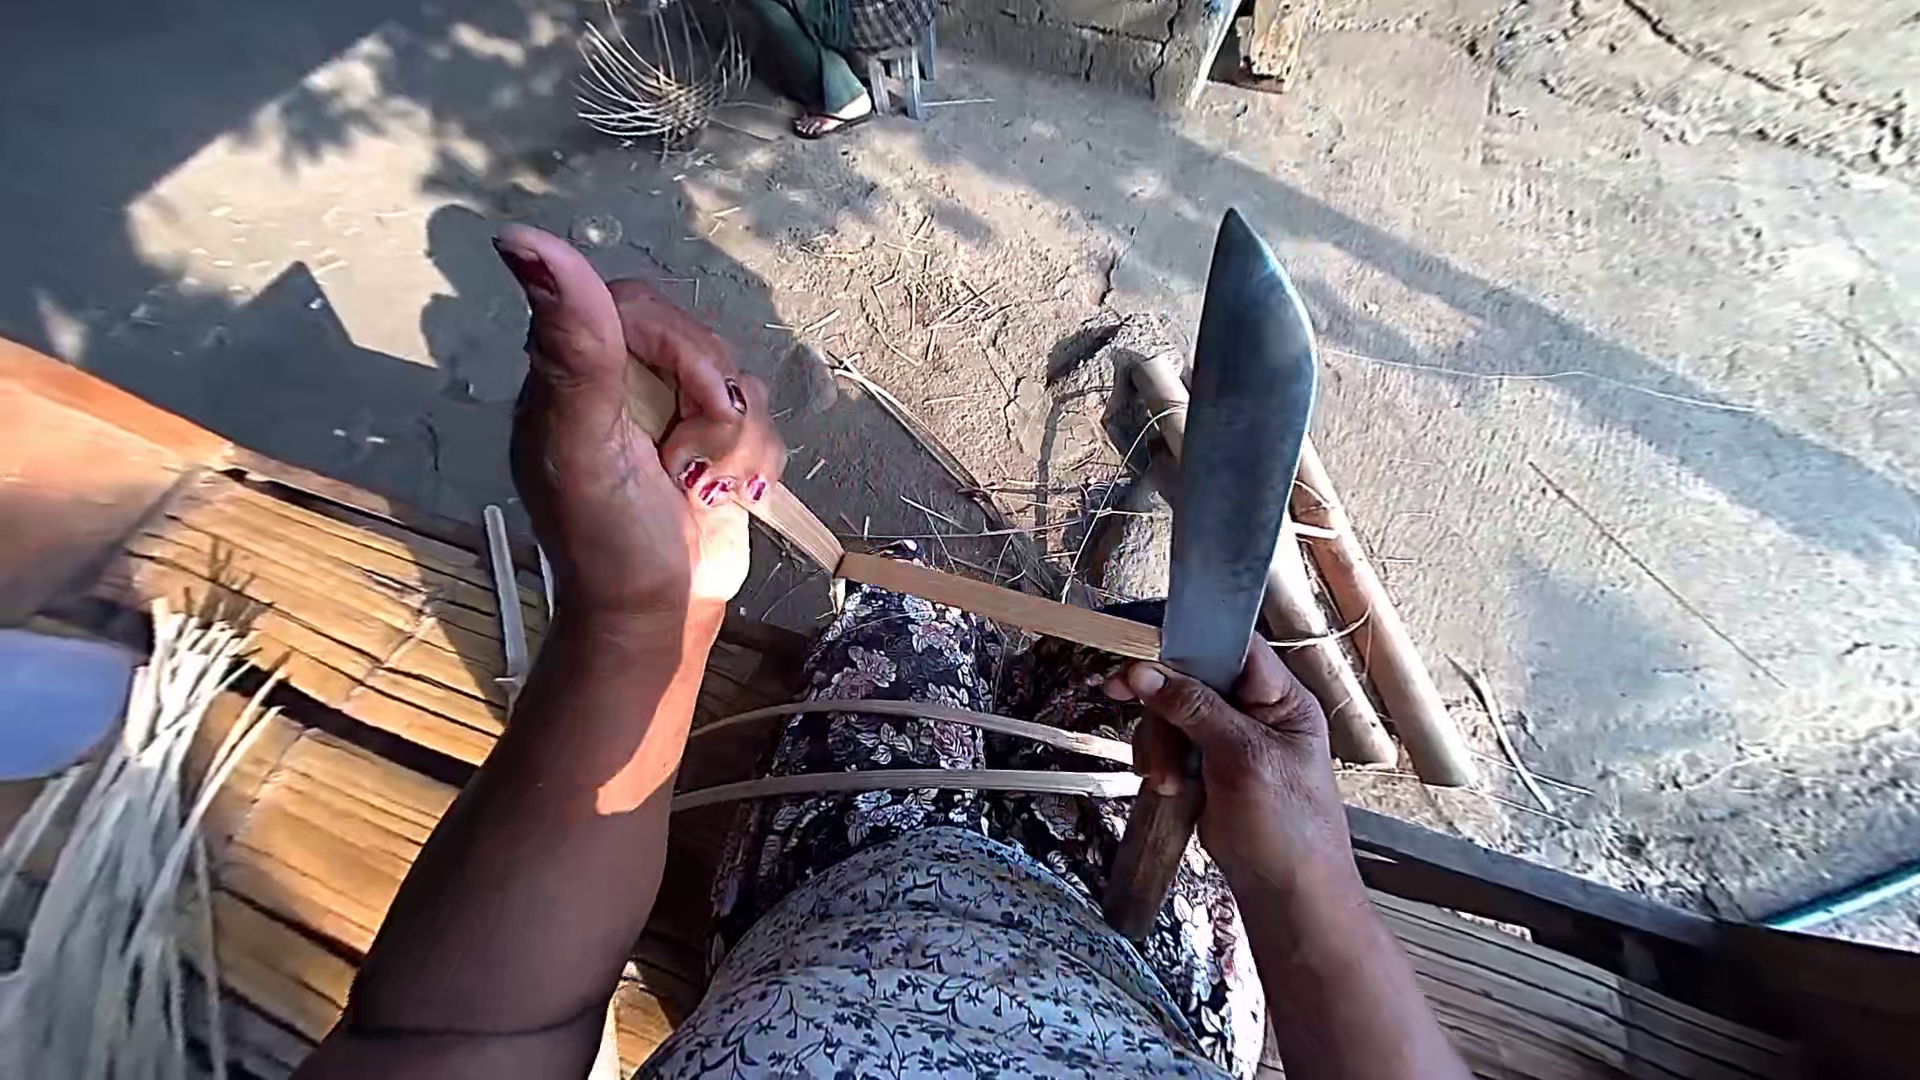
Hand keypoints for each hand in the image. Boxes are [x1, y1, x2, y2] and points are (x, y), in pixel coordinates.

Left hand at [493, 225, 783, 624]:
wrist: (660, 608)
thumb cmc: (610, 542)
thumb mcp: (583, 451)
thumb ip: (573, 353)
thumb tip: (523, 236)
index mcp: (577, 371)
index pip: (641, 307)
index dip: (684, 348)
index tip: (702, 403)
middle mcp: (630, 382)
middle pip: (703, 344)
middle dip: (715, 411)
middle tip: (689, 466)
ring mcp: (680, 413)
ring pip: (743, 385)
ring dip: (737, 447)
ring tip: (703, 490)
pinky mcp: (721, 442)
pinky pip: (765, 422)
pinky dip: (757, 463)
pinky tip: (730, 495)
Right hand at [1105, 638, 1355, 887]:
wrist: (1285, 897)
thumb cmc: (1289, 832)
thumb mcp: (1243, 759)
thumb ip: (1195, 709)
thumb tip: (1145, 672)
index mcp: (1280, 698)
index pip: (1231, 646)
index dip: (1188, 643)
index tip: (1143, 656)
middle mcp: (1251, 708)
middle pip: (1188, 676)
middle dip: (1162, 705)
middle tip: (1126, 701)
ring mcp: (1224, 734)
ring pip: (1168, 708)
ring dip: (1157, 741)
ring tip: (1166, 779)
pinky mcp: (1201, 758)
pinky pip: (1163, 737)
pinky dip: (1156, 757)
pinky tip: (1167, 784)